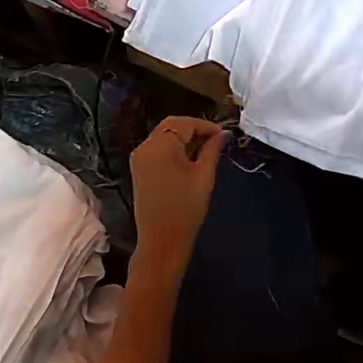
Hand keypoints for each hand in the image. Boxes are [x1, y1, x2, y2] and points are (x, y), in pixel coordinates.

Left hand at [129, 116, 224, 257]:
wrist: (162, 239)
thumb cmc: (186, 207)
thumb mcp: (204, 175)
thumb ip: (212, 149)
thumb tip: (223, 134)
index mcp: (160, 145)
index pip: (183, 123)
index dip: (205, 125)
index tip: (223, 134)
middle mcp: (145, 146)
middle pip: (170, 126)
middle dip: (194, 130)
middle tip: (216, 140)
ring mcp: (139, 158)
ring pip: (163, 137)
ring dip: (184, 139)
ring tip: (206, 150)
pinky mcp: (138, 170)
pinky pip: (157, 150)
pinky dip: (173, 149)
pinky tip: (189, 160)